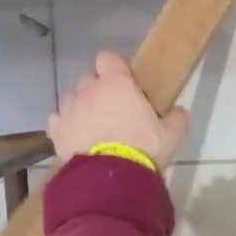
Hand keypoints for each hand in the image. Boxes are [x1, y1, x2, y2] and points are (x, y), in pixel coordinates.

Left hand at [47, 51, 189, 169]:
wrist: (112, 178)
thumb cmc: (143, 149)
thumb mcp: (171, 136)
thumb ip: (176, 119)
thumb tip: (179, 112)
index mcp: (117, 83)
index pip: (108, 58)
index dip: (114, 68)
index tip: (123, 82)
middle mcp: (89, 89)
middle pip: (89, 80)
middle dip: (98, 91)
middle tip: (112, 111)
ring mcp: (69, 109)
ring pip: (72, 99)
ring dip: (81, 108)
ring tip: (93, 129)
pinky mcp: (56, 130)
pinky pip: (58, 121)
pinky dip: (66, 127)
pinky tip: (77, 140)